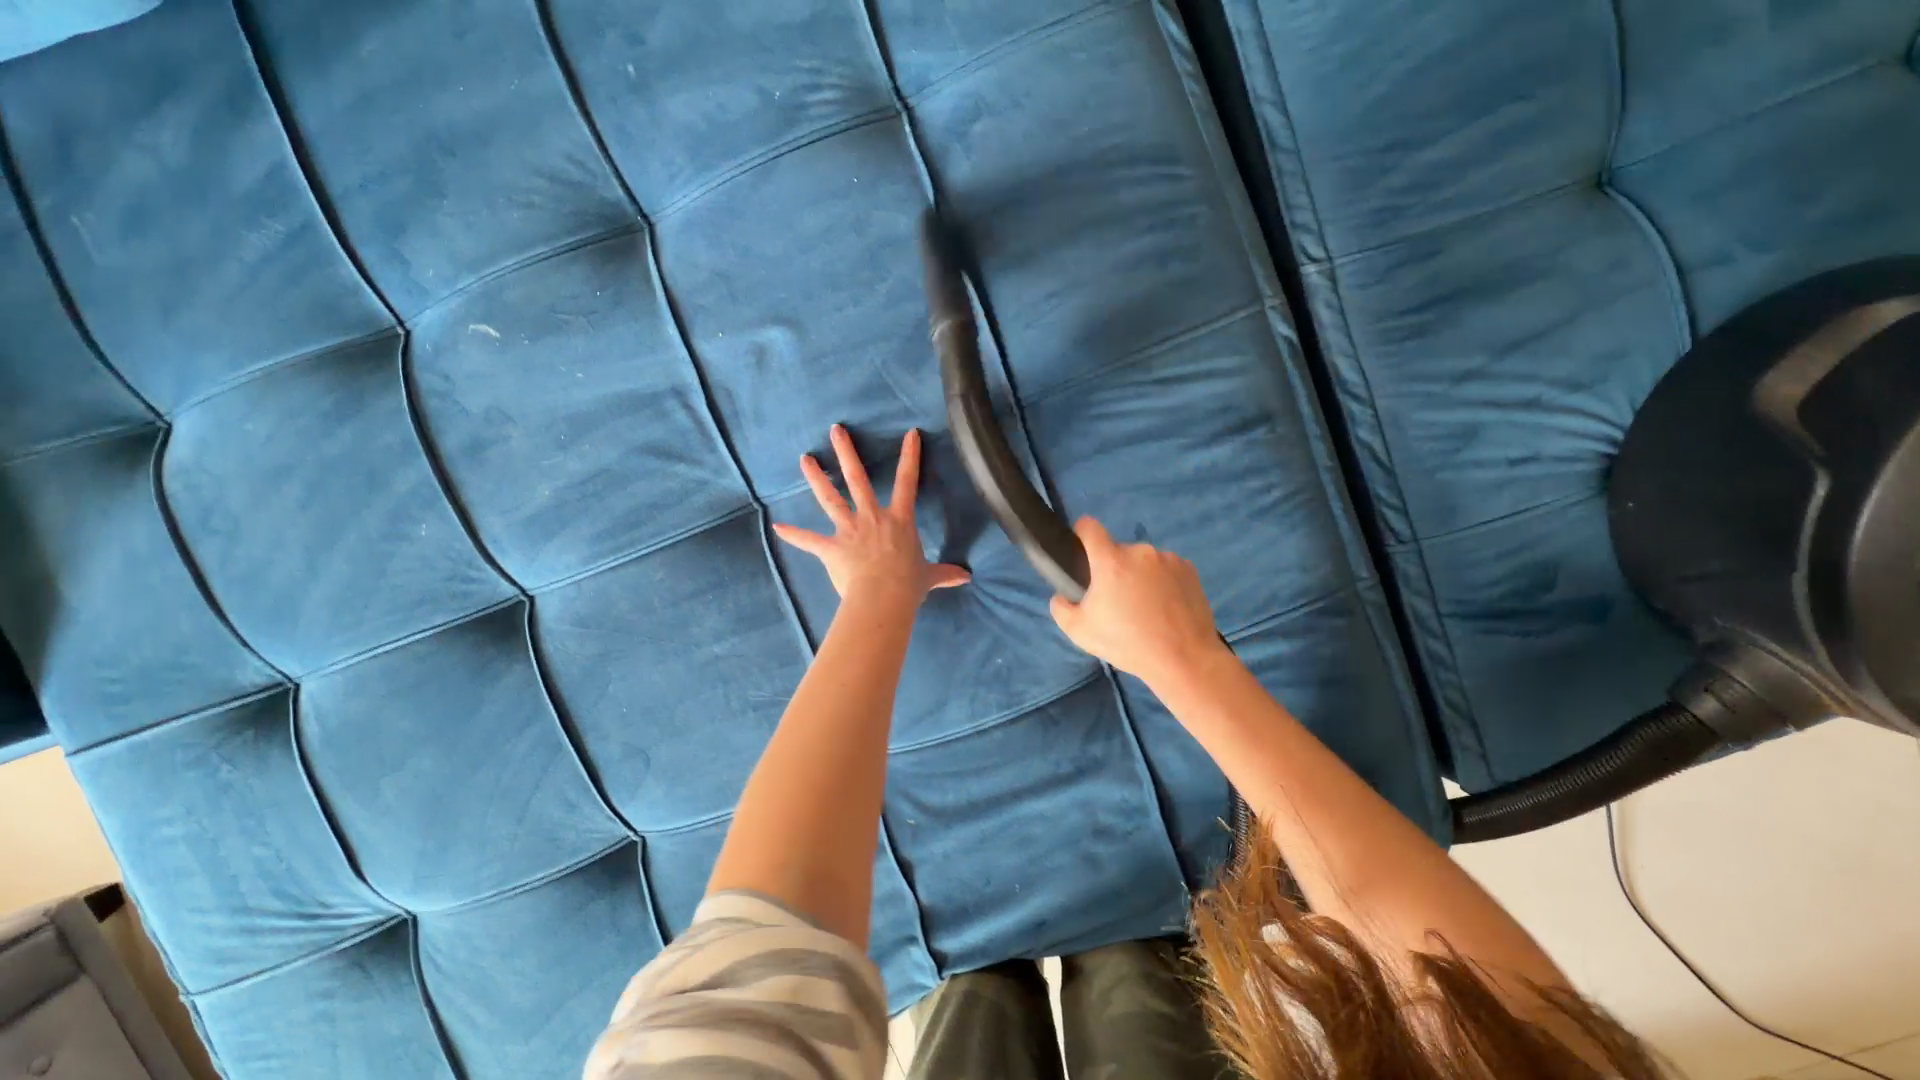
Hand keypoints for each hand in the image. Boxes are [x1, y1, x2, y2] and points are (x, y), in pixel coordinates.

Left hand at [772, 425, 969, 602]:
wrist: (883, 597)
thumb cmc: (909, 585)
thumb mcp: (930, 577)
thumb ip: (945, 574)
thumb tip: (966, 578)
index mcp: (899, 520)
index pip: (907, 482)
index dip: (910, 456)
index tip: (910, 433)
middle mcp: (872, 518)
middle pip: (857, 478)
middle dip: (846, 452)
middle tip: (835, 430)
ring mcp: (849, 531)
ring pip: (830, 498)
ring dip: (817, 478)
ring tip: (804, 458)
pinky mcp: (832, 549)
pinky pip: (810, 541)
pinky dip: (794, 535)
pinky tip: (778, 527)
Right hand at [1049, 517, 1226, 686]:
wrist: (1183, 659)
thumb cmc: (1128, 643)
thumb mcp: (1080, 632)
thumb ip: (1061, 607)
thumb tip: (1063, 595)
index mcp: (1111, 561)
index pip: (1089, 527)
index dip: (1081, 534)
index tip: (1082, 550)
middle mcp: (1140, 552)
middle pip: (1118, 553)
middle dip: (1114, 571)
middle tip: (1118, 603)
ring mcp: (1168, 559)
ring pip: (1144, 562)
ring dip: (1140, 577)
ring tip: (1147, 610)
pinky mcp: (1189, 570)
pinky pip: (1167, 570)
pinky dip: (1163, 583)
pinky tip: (1167, 609)